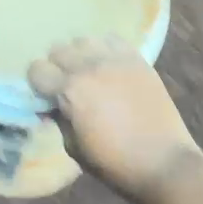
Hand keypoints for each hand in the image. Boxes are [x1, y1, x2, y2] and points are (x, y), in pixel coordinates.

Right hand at [28, 35, 201, 199]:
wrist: (165, 163)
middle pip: (57, 49)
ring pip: (82, 40)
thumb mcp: (75, 149)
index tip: (46, 95)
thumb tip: (51, 105)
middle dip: (57, 67)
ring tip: (90, 72)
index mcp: (70, 91)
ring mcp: (114, 59)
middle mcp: (88, 67)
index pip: (36, 69)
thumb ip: (58, 120)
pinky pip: (111, 39)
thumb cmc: (116, 163)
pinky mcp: (136, 58)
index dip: (38, 83)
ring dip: (80, 55)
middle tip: (68, 85)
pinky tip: (110, 66)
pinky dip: (105, 49)